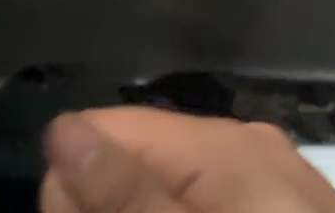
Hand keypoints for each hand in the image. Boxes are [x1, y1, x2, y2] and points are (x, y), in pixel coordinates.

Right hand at [41, 109, 334, 212]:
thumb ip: (124, 196)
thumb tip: (61, 130)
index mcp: (222, 144)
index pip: (98, 131)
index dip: (74, 188)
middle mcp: (248, 151)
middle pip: (132, 161)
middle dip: (110, 208)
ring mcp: (274, 190)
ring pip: (166, 193)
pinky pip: (207, 206)